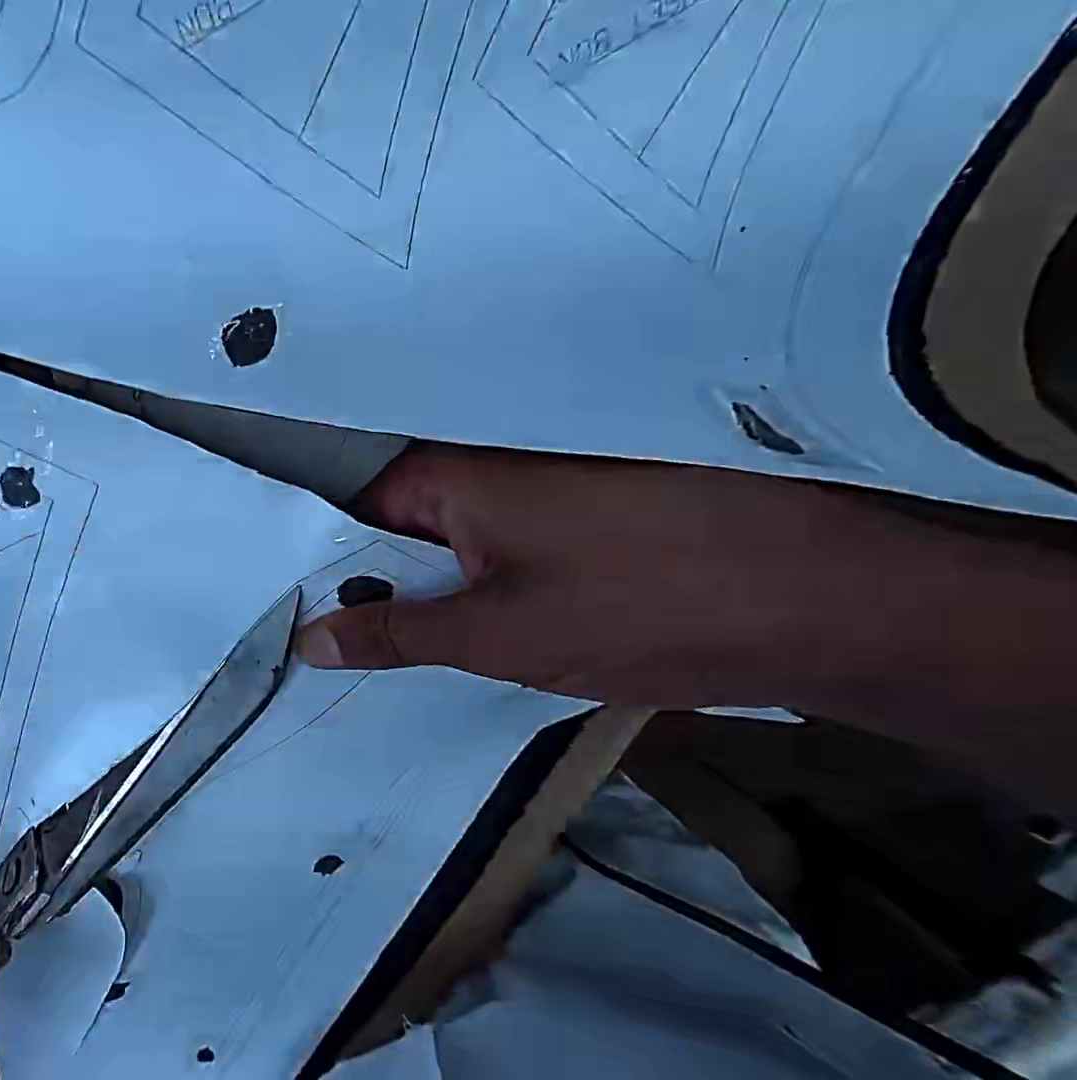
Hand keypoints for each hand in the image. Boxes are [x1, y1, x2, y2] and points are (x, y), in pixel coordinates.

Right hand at [295, 442, 1076, 719]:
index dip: (316, 557)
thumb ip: (393, 633)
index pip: (347, 507)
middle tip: (312, 635)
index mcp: (449, 475)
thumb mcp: (497, 634)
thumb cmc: (645, 607)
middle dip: (359, 578)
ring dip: (411, 587)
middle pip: (388, 525)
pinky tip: (444, 626)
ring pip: (436, 541)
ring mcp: (526, 491)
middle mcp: (480, 467)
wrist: (835, 607)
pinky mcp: (565, 520)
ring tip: (362, 640)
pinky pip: (483, 547)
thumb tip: (308, 640)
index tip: (282, 603)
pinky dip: (459, 585)